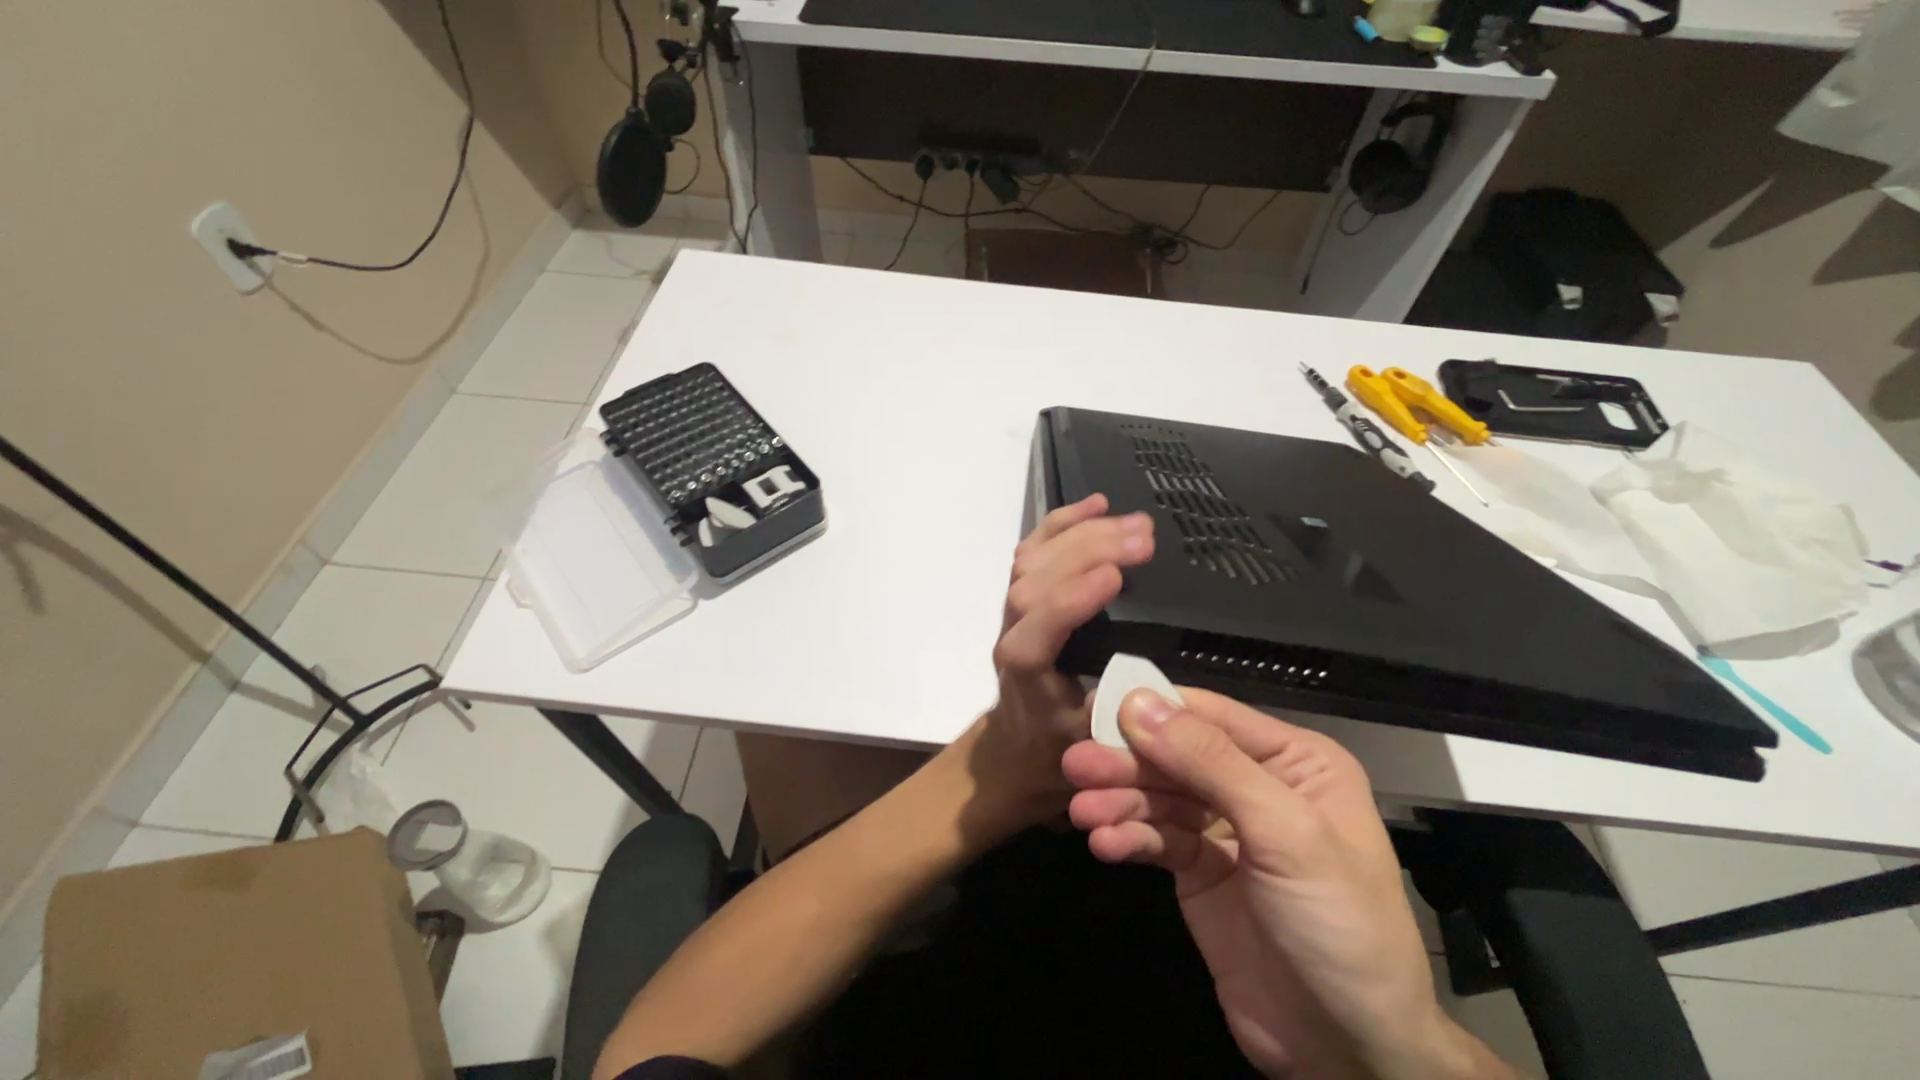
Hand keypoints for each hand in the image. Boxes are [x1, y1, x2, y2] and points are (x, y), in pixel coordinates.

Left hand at [956, 494, 1153, 822]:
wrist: (1017, 746)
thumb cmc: (1059, 748)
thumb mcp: (1094, 747)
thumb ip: (1118, 723)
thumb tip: (1159, 698)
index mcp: (1025, 677)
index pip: (1036, 634)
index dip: (1069, 601)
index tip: (1115, 576)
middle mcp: (1012, 636)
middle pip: (1035, 583)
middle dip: (1087, 553)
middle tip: (1144, 537)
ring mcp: (1014, 612)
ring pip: (1033, 560)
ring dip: (1083, 534)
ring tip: (1135, 523)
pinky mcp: (1024, 596)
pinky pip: (1034, 550)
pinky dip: (1063, 523)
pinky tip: (1098, 504)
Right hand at [1063, 689, 1510, 1079]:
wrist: (1349, 1046)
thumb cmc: (1339, 925)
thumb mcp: (1286, 833)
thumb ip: (1212, 763)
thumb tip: (1139, 702)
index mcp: (1296, 763)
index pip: (1213, 717)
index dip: (1155, 710)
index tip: (1096, 709)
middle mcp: (1259, 788)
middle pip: (1178, 757)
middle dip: (1129, 762)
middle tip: (1075, 766)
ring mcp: (1227, 834)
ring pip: (1162, 798)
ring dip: (1121, 802)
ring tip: (1082, 813)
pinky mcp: (1201, 875)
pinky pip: (1158, 841)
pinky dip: (1129, 838)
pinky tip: (1106, 844)